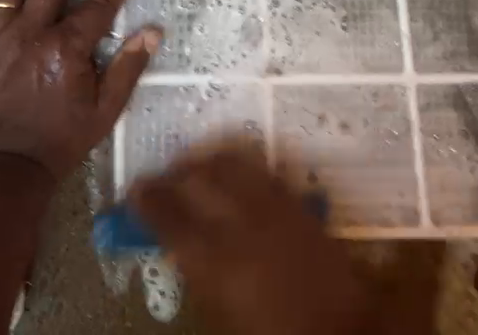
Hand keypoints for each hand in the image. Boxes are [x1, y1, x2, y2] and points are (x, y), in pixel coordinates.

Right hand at [130, 147, 377, 334]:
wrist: (343, 332)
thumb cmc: (273, 331)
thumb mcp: (222, 314)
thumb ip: (198, 276)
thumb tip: (178, 246)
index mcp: (214, 259)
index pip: (169, 216)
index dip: (147, 199)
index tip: (134, 189)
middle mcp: (240, 223)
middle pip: (196, 178)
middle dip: (173, 172)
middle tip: (162, 176)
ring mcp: (271, 208)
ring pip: (228, 163)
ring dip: (205, 160)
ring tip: (193, 165)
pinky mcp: (296, 202)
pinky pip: (259, 170)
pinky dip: (239, 165)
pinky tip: (233, 172)